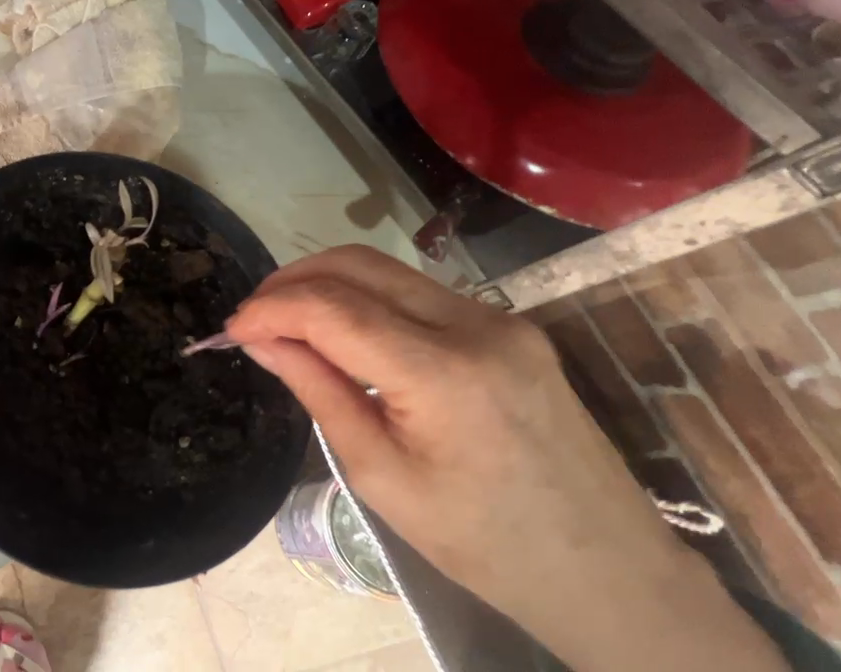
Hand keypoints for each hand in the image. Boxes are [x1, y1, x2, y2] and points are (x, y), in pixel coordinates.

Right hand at [227, 246, 787, 671]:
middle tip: (252, 318)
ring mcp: (500, 320)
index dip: (270, 309)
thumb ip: (319, 392)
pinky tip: (342, 330)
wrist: (610, 574)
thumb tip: (260, 340)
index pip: (332, 308)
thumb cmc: (484, 545)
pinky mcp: (511, 327)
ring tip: (285, 321)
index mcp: (444, 374)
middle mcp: (477, 326)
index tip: (230, 329)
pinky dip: (364, 297)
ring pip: (386, 269)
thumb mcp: (381, 476)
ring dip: (325, 283)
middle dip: (291, 281)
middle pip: (358, 265)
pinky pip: (417, 292)